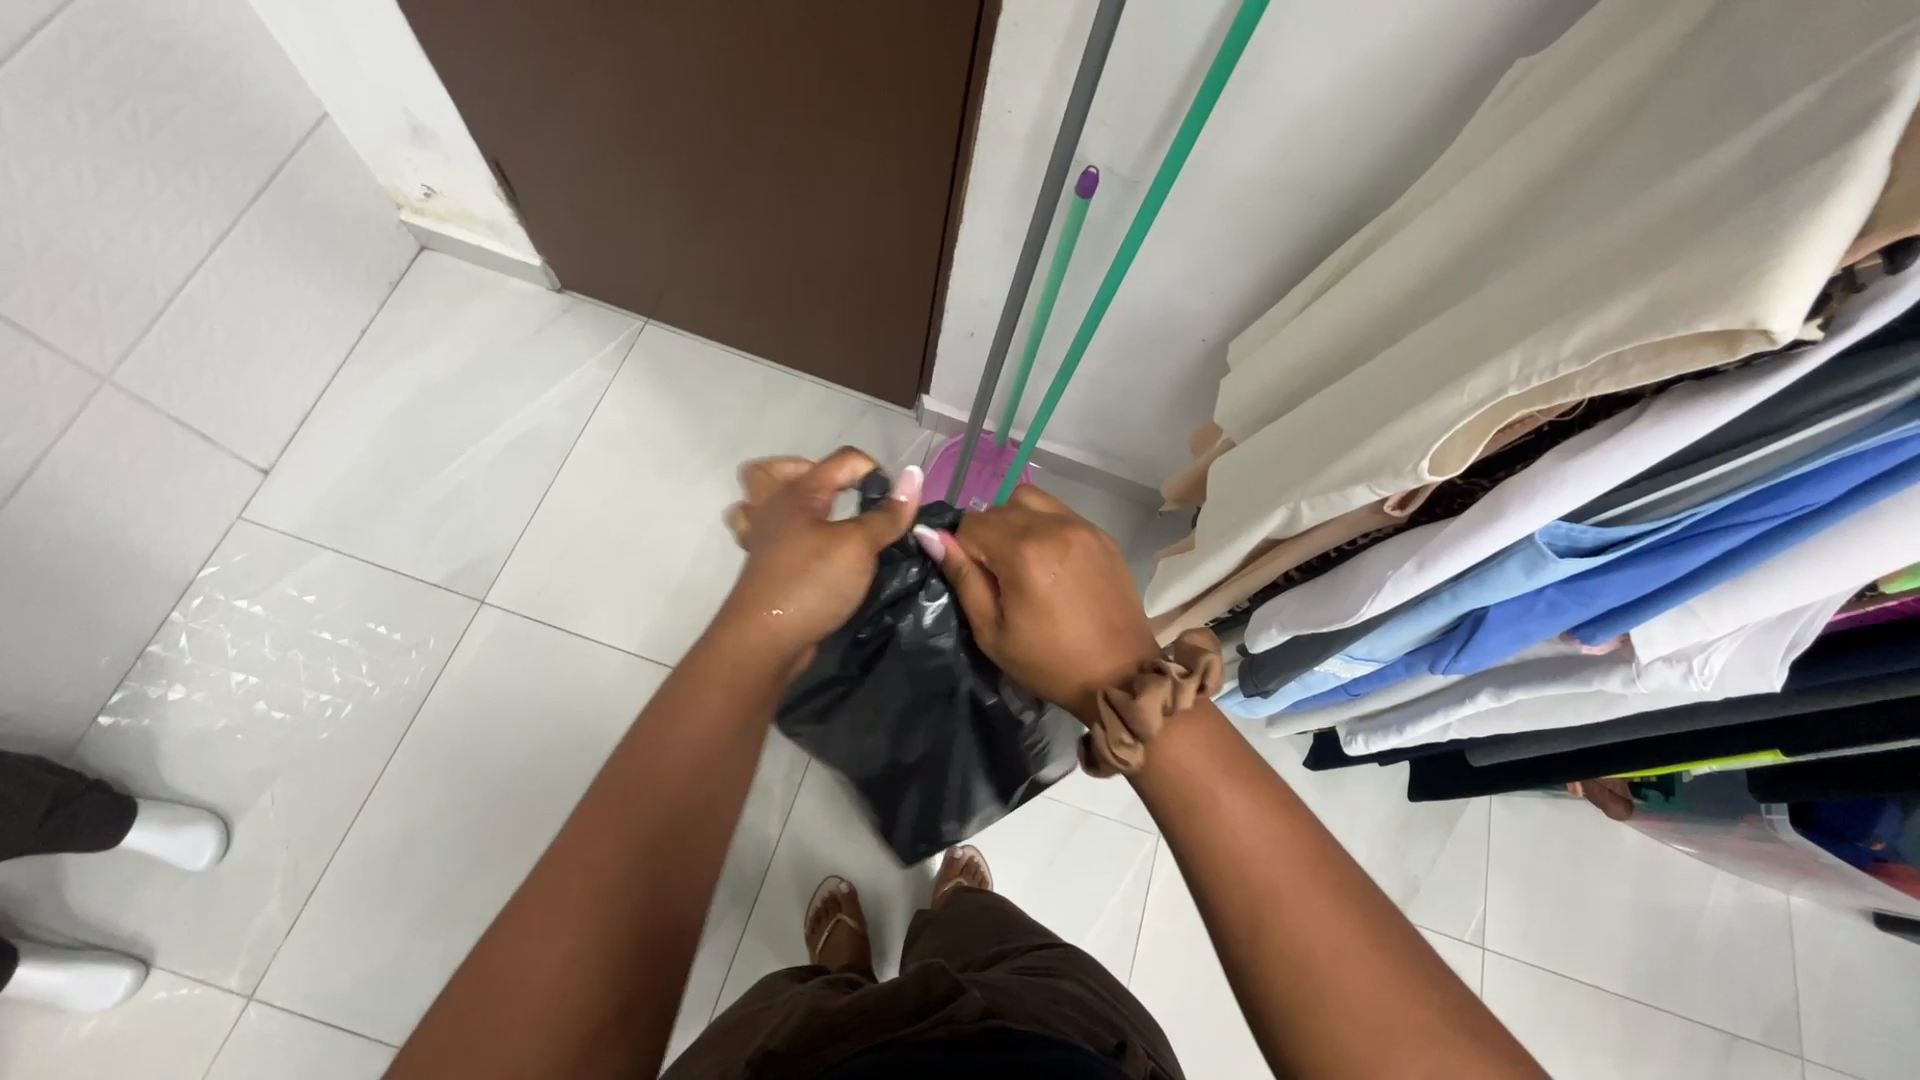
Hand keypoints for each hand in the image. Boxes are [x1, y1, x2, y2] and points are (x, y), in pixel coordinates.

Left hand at [719, 448, 921, 671]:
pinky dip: (785, 536)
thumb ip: (886, 513)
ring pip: (758, 504)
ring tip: (817, 516)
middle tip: (838, 494)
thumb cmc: (812, 582)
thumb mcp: (859, 545)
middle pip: (772, 471)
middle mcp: (773, 510)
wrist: (766, 640)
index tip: (895, 505)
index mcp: (797, 494)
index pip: (843, 460)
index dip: (875, 472)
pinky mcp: (764, 569)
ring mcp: (763, 541)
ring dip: (784, 502)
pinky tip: (809, 548)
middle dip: (806, 471)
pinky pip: (767, 538)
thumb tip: (914, 476)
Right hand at [919, 485, 1159, 724]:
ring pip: (1029, 500)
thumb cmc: (1049, 662)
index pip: (971, 524)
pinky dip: (1043, 526)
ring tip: (1022, 563)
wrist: (1120, 675)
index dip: (964, 551)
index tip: (979, 583)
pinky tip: (1050, 562)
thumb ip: (962, 578)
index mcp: (1023, 552)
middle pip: (998, 508)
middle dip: (988, 537)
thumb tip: (931, 535)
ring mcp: (1082, 526)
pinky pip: (1059, 512)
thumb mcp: (992, 632)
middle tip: (1000, 579)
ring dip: (1014, 523)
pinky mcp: (1101, 535)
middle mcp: (1054, 527)